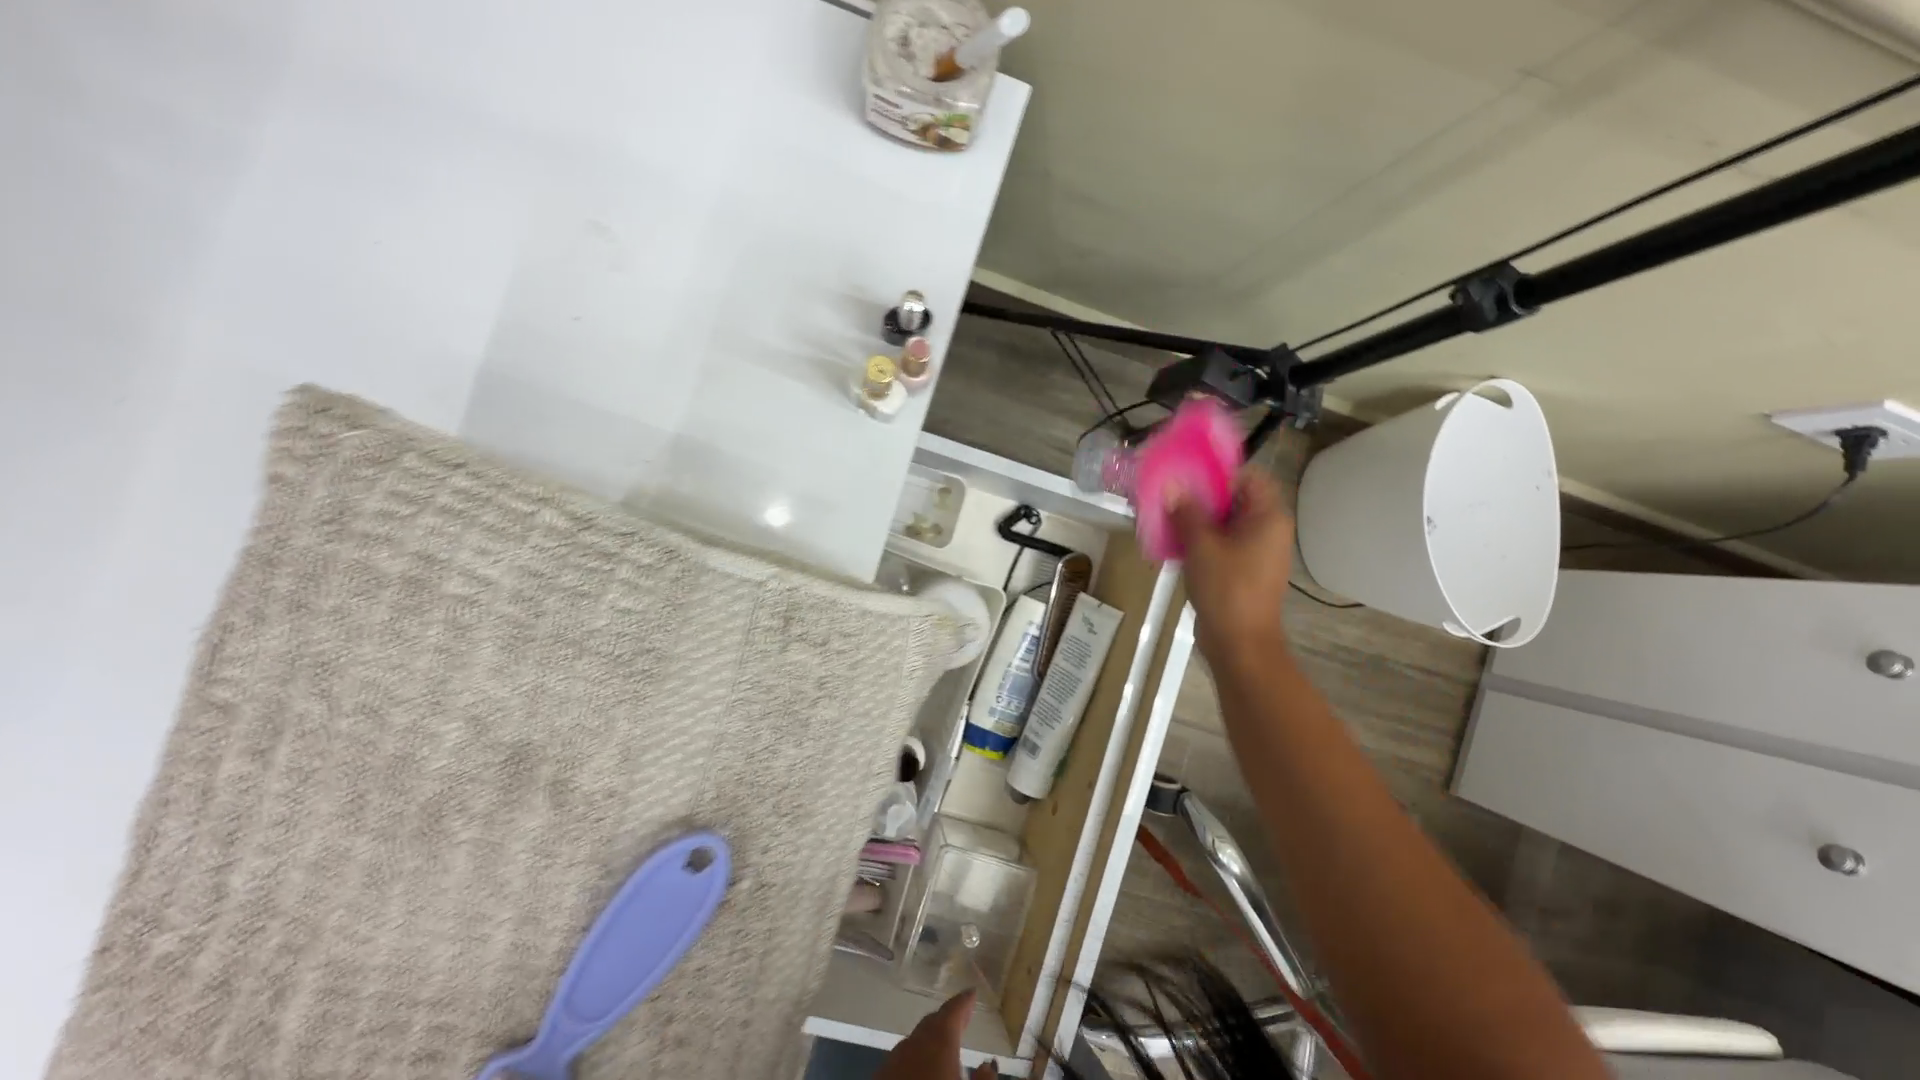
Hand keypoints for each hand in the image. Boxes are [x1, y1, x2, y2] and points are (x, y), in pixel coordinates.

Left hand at [874, 991, 997, 1079]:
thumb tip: (988, 1064)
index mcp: (939, 1043)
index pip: (953, 1012)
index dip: (964, 1002)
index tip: (972, 993)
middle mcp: (913, 1045)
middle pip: (932, 1024)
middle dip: (947, 1019)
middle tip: (961, 1016)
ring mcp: (892, 1062)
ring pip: (914, 1043)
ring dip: (930, 1039)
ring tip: (944, 1044)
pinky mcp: (879, 1079)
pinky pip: (902, 1061)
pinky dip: (916, 1058)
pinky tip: (920, 1072)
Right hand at [1169, 468, 1293, 664]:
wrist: (1240, 645)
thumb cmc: (1227, 590)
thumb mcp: (1201, 546)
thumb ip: (1187, 512)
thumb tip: (1172, 485)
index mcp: (1268, 517)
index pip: (1248, 477)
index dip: (1217, 473)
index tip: (1186, 475)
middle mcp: (1268, 530)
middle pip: (1234, 500)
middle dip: (1200, 497)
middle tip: (1167, 494)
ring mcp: (1257, 552)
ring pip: (1224, 524)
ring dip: (1196, 520)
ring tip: (1164, 517)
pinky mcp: (1243, 571)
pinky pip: (1221, 545)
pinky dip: (1200, 541)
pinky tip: (1172, 543)